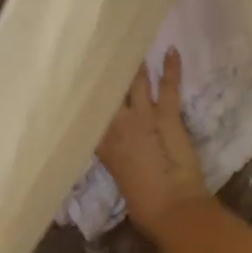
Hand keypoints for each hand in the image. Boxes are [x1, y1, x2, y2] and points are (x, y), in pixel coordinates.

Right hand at [95, 48, 210, 235]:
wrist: (174, 209)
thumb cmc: (144, 205)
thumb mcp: (118, 178)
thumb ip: (113, 154)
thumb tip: (113, 144)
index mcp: (102, 144)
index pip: (89, 110)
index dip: (85, 93)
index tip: (77, 75)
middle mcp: (117, 123)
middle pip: (109, 89)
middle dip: (105, 70)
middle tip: (100, 48)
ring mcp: (142, 115)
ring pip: (136, 80)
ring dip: (135, 63)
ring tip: (130, 43)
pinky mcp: (167, 113)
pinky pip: (169, 84)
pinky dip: (172, 67)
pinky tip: (172, 50)